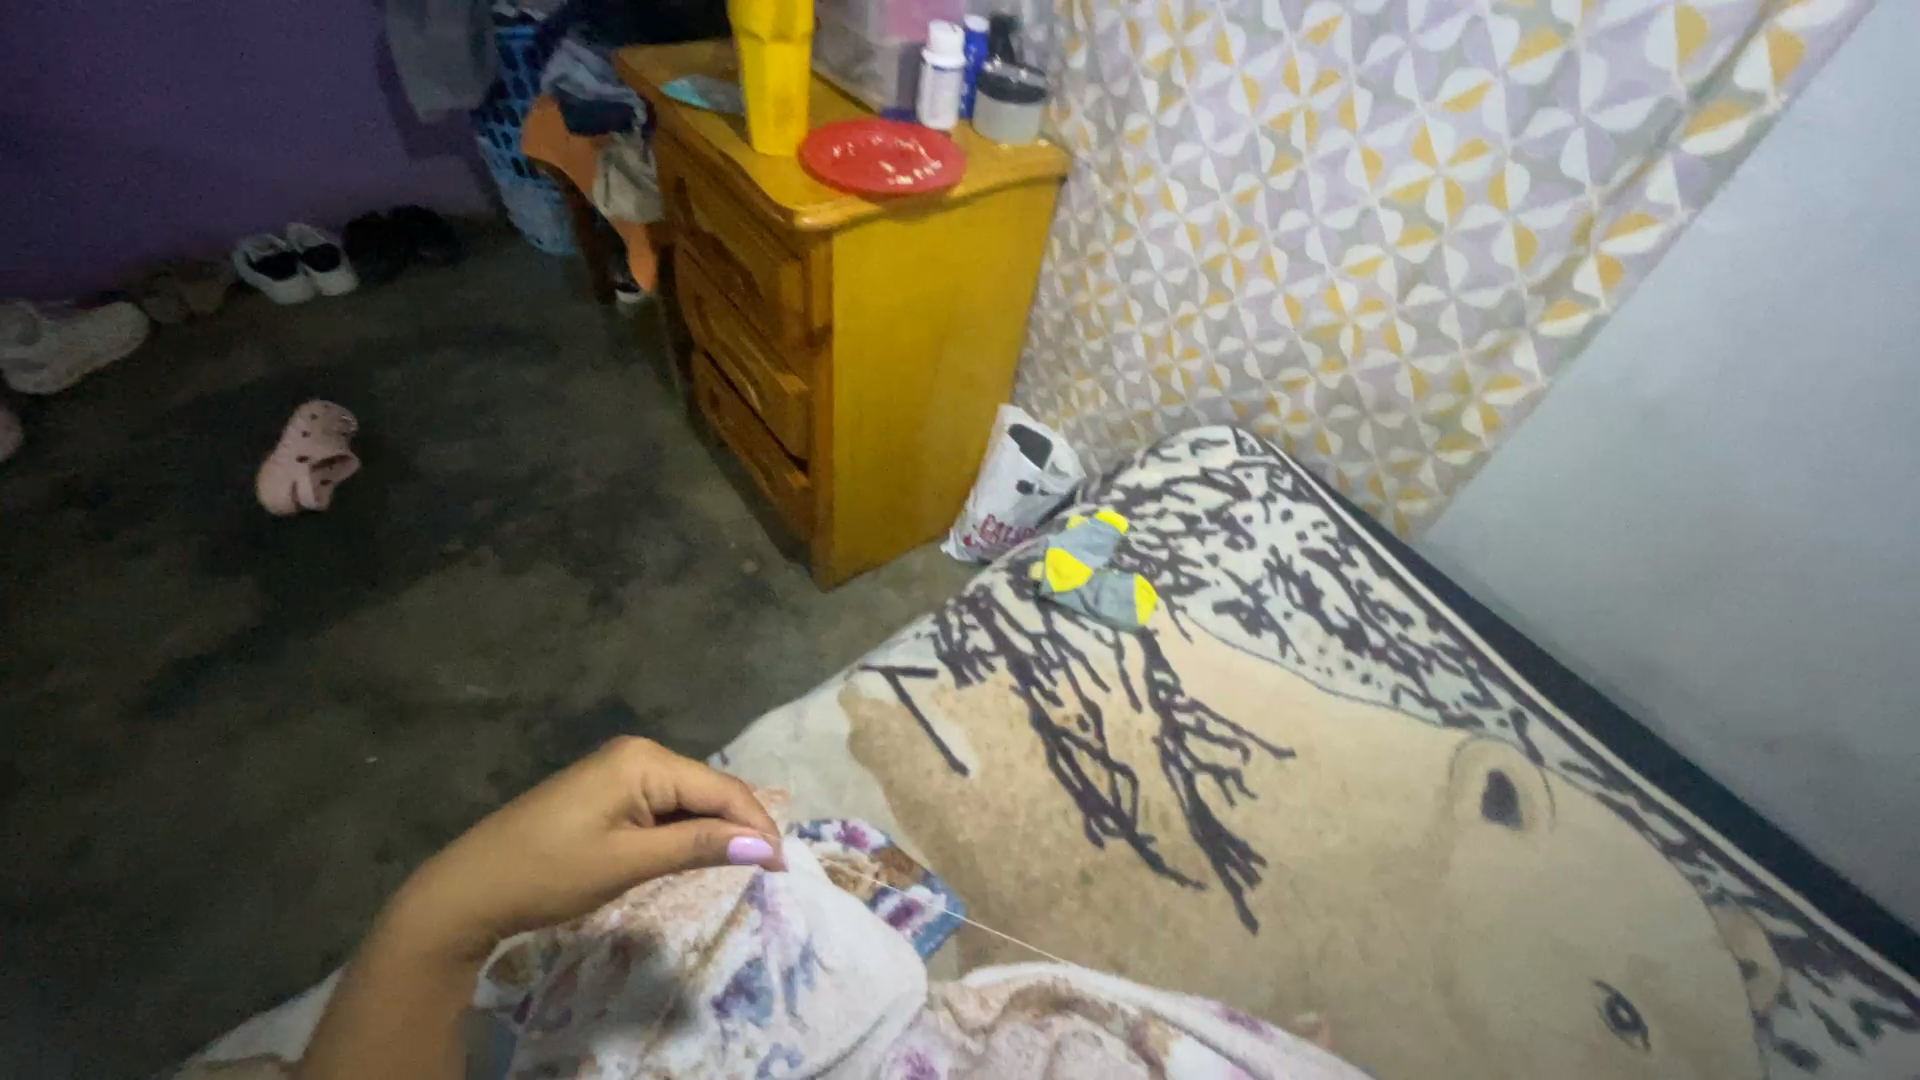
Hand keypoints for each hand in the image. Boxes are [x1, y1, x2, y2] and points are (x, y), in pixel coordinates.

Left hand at [380, 736, 784, 962]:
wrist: (465, 890)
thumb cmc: (548, 873)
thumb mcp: (628, 863)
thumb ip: (699, 846)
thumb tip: (765, 845)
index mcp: (645, 760)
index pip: (720, 788)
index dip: (756, 824)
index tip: (783, 865)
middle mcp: (639, 753)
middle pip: (707, 789)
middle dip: (740, 825)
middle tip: (770, 867)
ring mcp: (622, 769)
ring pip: (688, 798)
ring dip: (715, 828)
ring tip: (746, 861)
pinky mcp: (610, 790)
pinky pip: (664, 805)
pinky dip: (685, 829)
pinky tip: (700, 848)